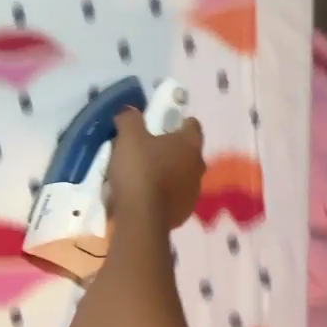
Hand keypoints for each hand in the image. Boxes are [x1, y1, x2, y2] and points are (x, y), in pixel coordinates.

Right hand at [107, 108, 205, 234]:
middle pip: (189, 152)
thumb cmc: (138, 172)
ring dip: (171, 176)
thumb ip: (129, 120)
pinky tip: (149, 201)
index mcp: (189, 142)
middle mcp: (198, 164)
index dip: (178, 123)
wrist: (141, 217)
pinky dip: (166, 198)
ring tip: (148, 182)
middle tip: (152, 155)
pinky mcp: (184, 211)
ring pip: (183, 177)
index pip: (191, 125)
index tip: (164, 127)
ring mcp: (194, 190)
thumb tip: (128, 110)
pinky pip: (176, 199)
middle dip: (174, 152)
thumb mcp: (128, 139)